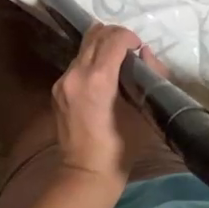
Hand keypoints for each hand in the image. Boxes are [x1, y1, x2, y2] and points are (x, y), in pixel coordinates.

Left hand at [50, 24, 160, 185]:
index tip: (138, 46)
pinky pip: (76, 64)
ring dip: (101, 47)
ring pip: (83, 48)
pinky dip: (90, 61)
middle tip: (130, 48)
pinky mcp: (56, 90)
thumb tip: (145, 54)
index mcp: (98, 79)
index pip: (113, 39)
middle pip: (94, 35)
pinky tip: (102, 77)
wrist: (86, 171)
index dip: (129, 36)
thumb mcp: (145, 112)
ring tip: (117, 61)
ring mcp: (63, 81)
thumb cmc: (121, 147)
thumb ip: (152, 77)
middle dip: (114, 35)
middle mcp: (76, 74)